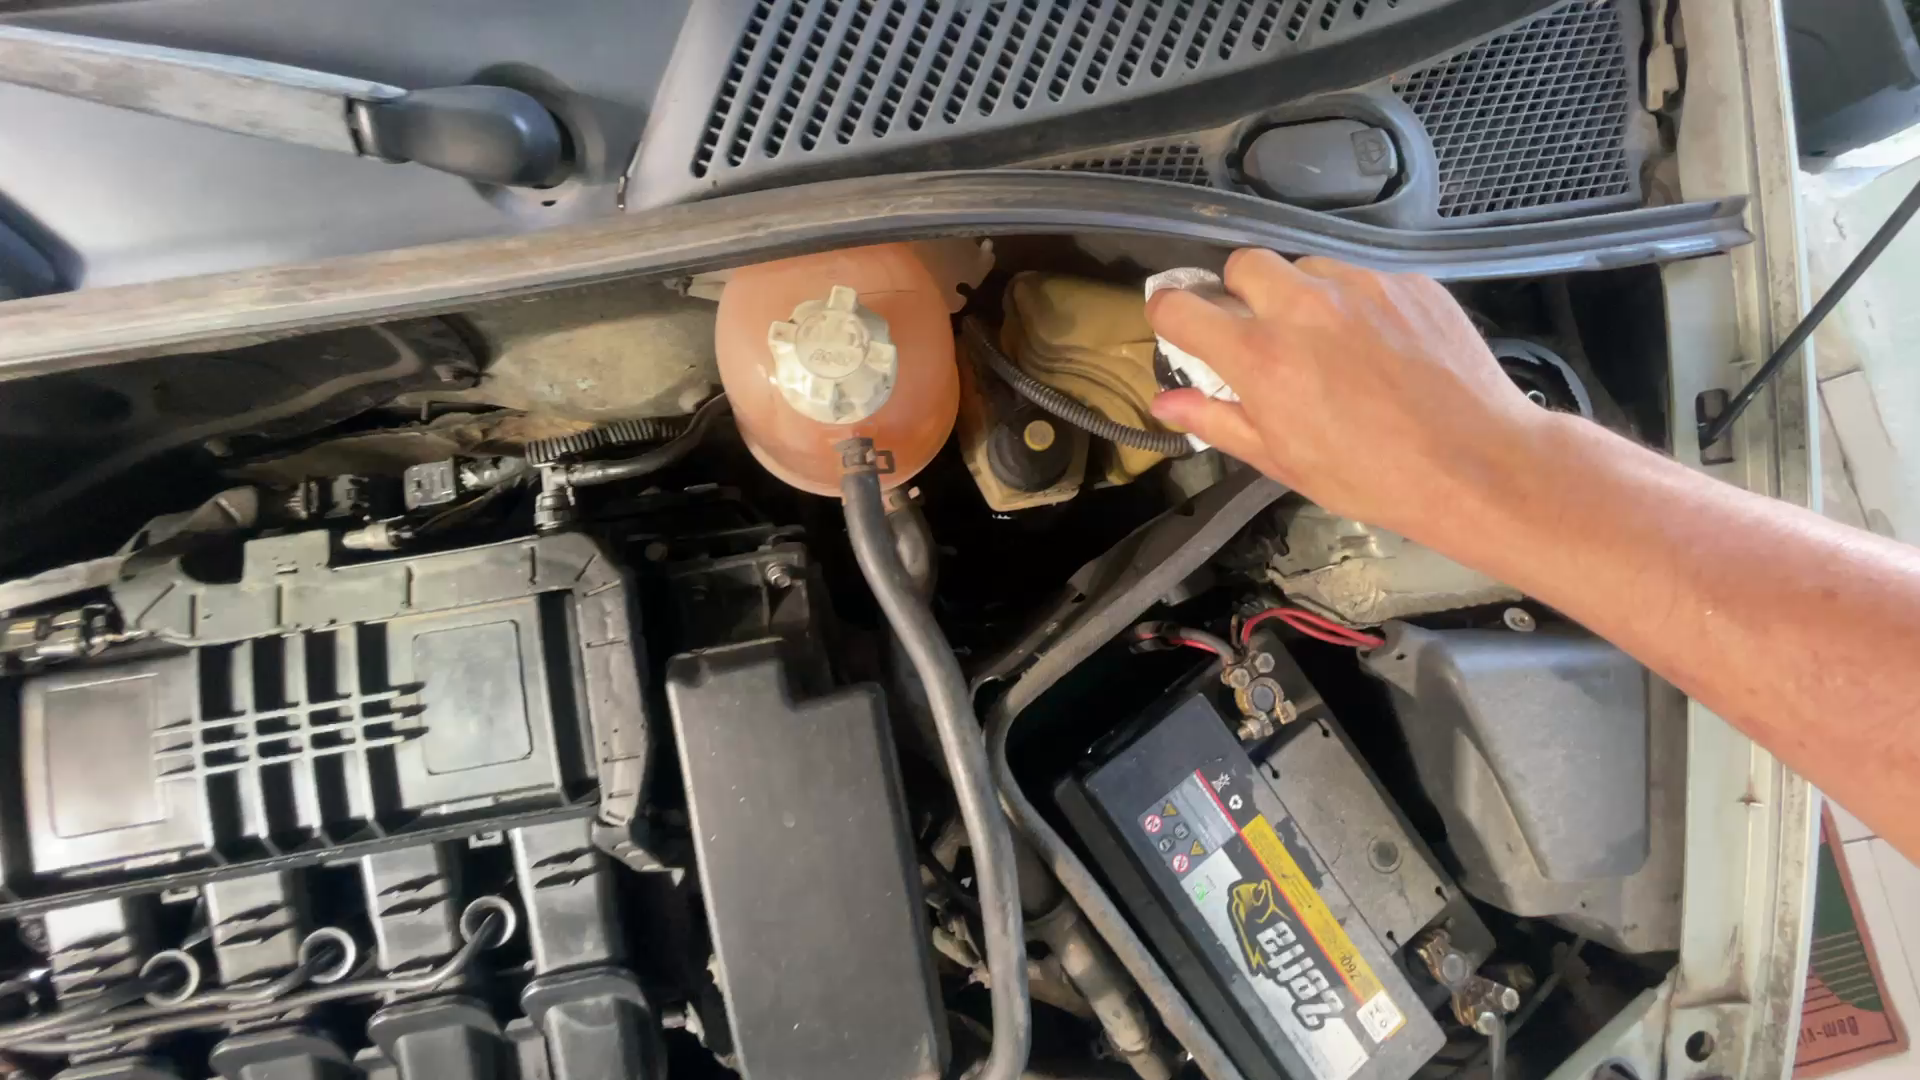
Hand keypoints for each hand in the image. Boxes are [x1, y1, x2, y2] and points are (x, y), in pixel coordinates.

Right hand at [1147, 250, 1549, 536]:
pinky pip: (1359, 276)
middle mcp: (1303, 306)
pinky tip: (1373, 344)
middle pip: (1244, 264)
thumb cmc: (1363, 474)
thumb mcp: (1276, 457)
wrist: (1473, 462)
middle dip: (1236, 292)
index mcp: (1259, 355)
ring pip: (1304, 266)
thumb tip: (1165, 403)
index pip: (1182, 307)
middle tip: (1256, 332)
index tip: (1174, 326)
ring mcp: (1361, 286)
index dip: (1167, 314)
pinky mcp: (1408, 281)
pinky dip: (1349, 302)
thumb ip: (1214, 419)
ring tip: (1321, 340)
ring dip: (1295, 294)